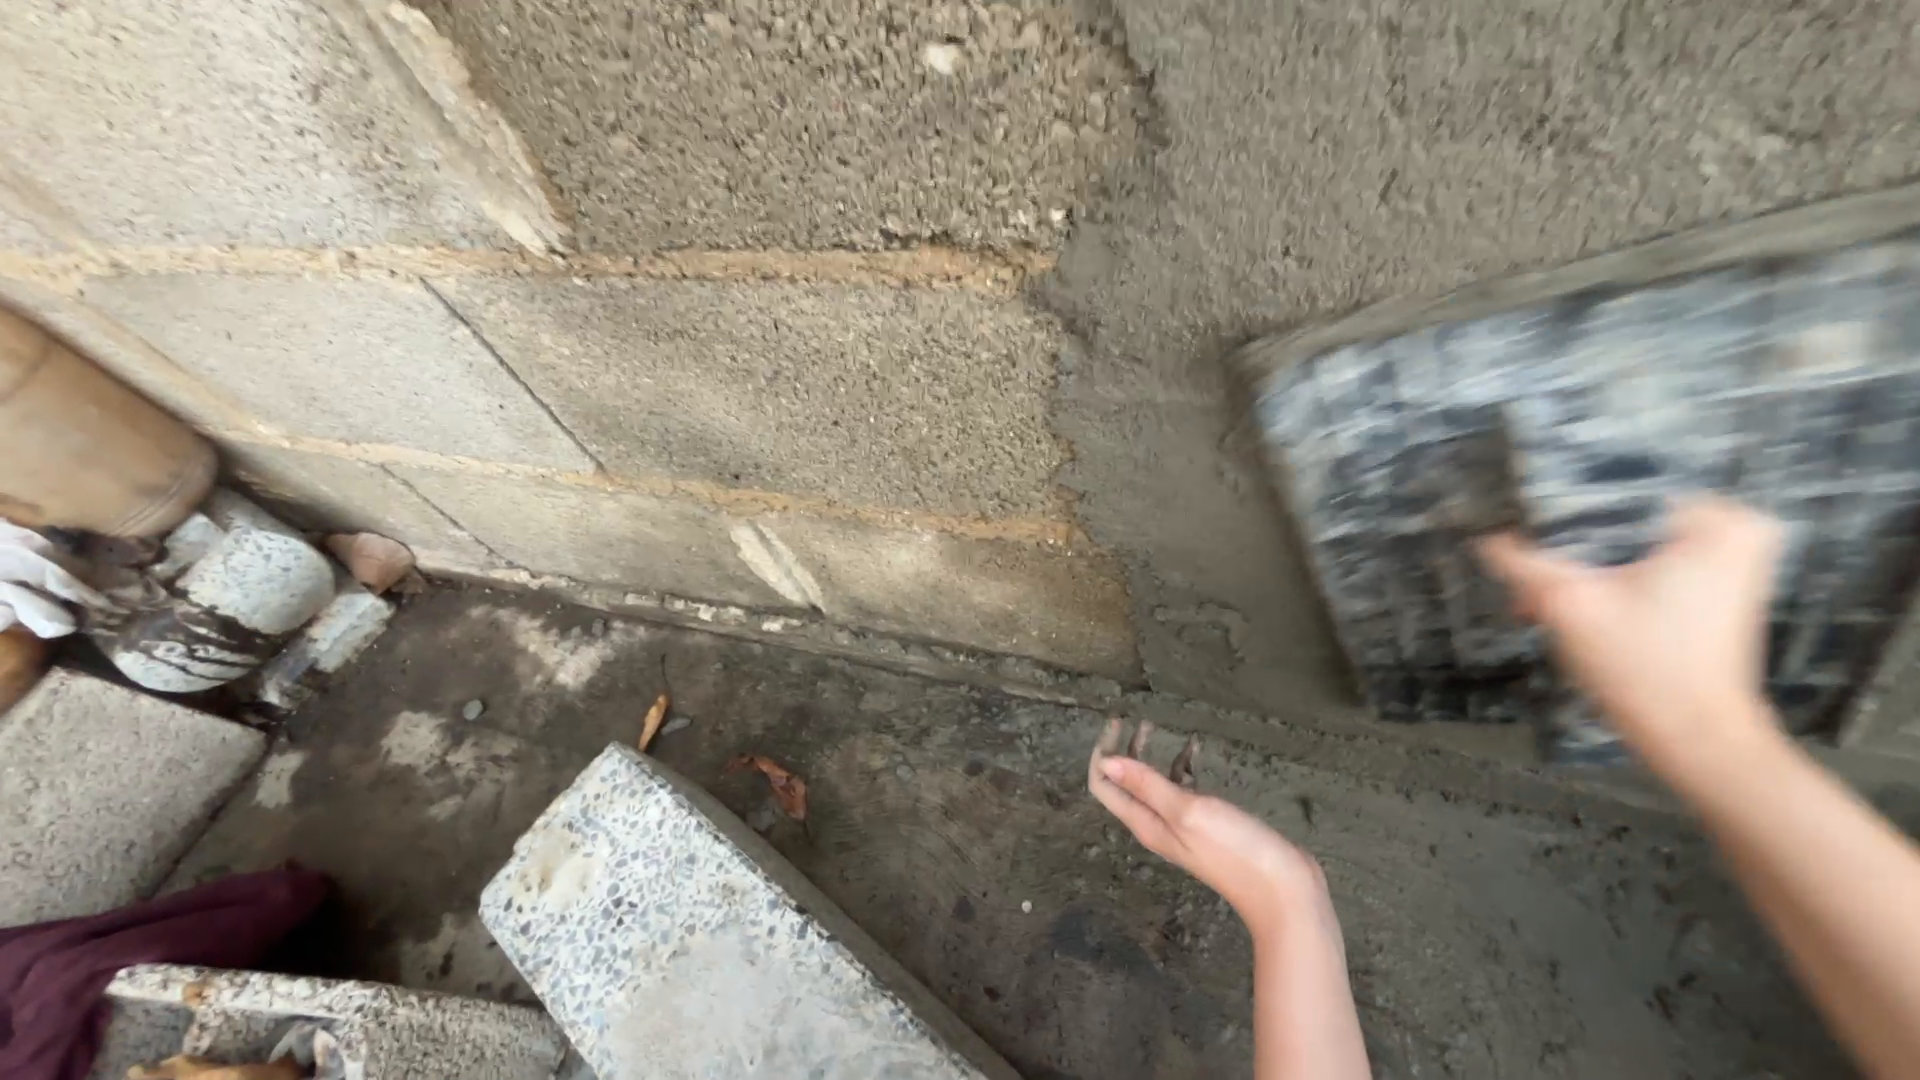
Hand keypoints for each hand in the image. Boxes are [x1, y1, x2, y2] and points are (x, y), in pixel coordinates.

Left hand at [1088, 720, 1334, 940]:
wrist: (1283, 891)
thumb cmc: (1233, 848)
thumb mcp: (1186, 810)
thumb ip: (1146, 786)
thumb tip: (1106, 763)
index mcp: (1145, 823)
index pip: (1104, 786)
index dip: (1102, 753)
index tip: (1116, 722)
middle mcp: (1156, 824)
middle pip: (1125, 782)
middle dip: (1123, 749)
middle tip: (1134, 719)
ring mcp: (1181, 825)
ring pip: (1153, 783)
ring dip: (1150, 755)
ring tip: (1157, 725)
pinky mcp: (1206, 823)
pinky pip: (1182, 789)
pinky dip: (1183, 766)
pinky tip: (1195, 749)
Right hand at [1476, 495, 1784, 769]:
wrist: (1694, 737)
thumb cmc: (1643, 669)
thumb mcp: (1565, 604)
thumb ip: (1518, 562)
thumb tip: (1482, 536)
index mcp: (1717, 523)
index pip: (1611, 494)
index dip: (1557, 517)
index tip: (1518, 537)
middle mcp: (1735, 533)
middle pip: (1617, 522)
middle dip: (1567, 551)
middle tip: (1533, 583)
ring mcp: (1730, 563)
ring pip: (1623, 547)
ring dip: (1578, 571)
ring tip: (1544, 602)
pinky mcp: (1716, 590)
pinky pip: (1640, 567)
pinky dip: (1604, 583)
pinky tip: (1574, 609)